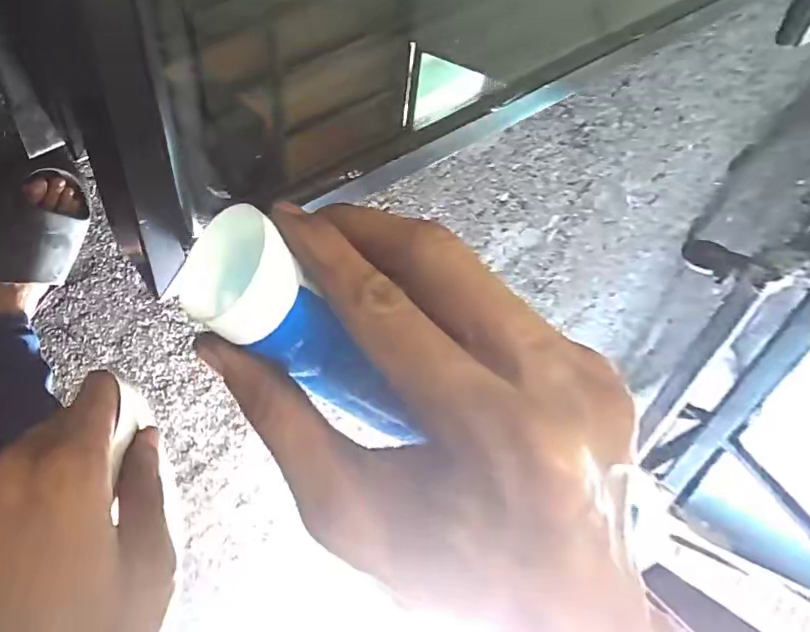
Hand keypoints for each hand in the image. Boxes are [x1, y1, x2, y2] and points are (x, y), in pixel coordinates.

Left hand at [0, 371, 176, 631]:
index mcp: (72, 468)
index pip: (100, 388)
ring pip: (30, 446)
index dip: (122, 405)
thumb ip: (153, 488)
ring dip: (52, 467)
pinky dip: (17, 494)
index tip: (129, 429)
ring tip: (68, 530)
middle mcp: (20, 463)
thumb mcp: (148, 571)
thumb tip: (148, 443)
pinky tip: (31, 544)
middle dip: (90, 444)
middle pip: (65, 416)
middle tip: (105, 496)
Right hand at [197, 203, 649, 631]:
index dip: (324, 252)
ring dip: (393, 247)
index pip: (386, 309)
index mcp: (498, 434)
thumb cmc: (454, 579)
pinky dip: (431, 282)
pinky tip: (399, 301)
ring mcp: (583, 367)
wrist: (580, 623)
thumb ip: (278, 420)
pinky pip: (490, 294)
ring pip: (467, 264)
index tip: (283, 217)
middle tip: (309, 229)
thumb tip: (216, 348)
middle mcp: (554, 384)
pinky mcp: (592, 361)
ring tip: (343, 257)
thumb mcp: (346, 513)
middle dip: (360, 226)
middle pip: (436, 259)